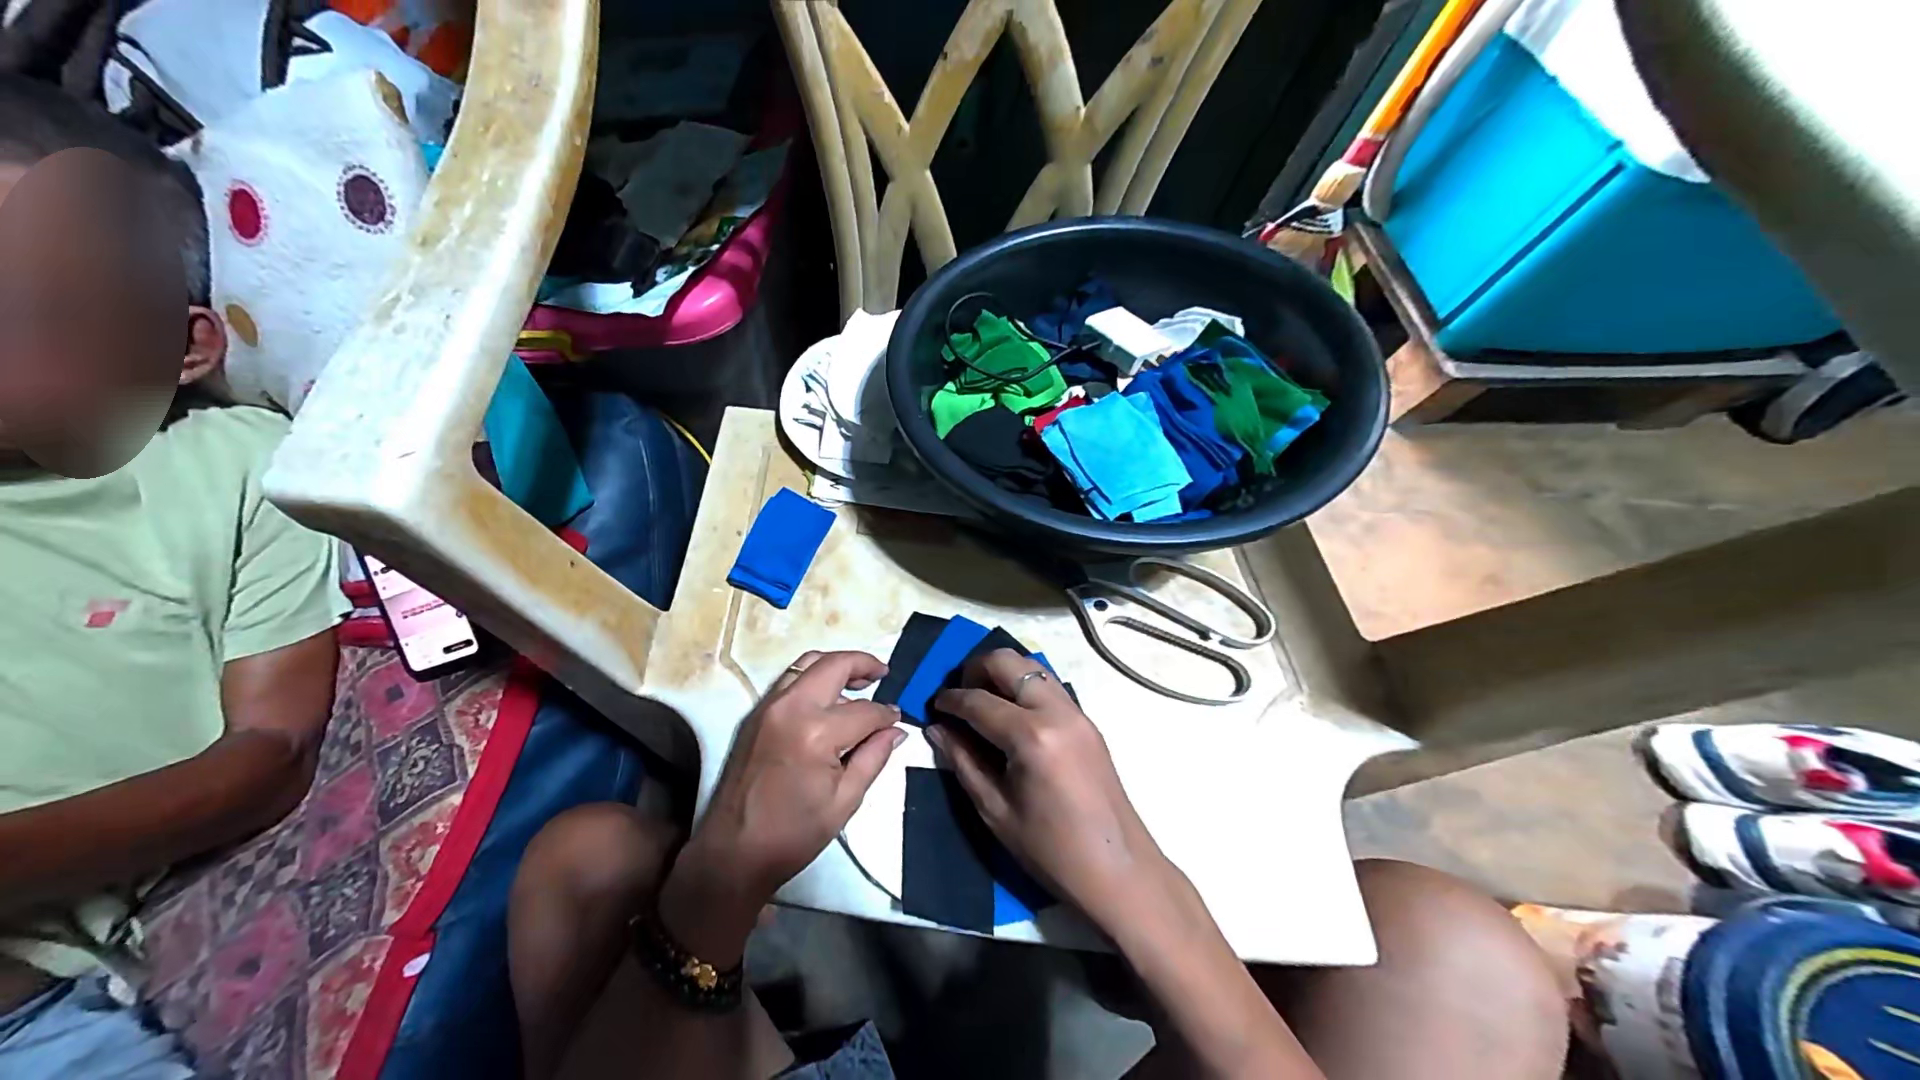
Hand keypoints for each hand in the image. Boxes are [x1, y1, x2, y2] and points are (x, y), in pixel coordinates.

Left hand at [661, 651, 904, 962]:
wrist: (731, 853)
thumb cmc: (792, 834)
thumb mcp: (845, 801)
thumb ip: (873, 757)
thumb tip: (895, 731)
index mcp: (816, 732)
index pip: (864, 711)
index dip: (886, 715)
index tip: (897, 721)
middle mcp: (791, 708)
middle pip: (834, 665)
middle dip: (864, 665)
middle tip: (882, 674)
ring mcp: (768, 707)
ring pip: (808, 663)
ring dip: (836, 666)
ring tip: (858, 682)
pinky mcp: (755, 714)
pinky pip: (790, 680)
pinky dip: (813, 678)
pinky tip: (828, 700)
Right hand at [928, 649, 1173, 931]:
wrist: (1118, 869)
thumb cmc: (1050, 850)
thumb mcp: (995, 810)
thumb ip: (963, 761)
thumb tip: (936, 728)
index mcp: (1031, 736)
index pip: (979, 701)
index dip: (949, 701)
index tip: (932, 706)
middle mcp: (1056, 711)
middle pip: (1008, 662)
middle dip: (975, 669)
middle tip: (957, 696)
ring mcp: (1077, 712)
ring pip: (1032, 666)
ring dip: (1002, 672)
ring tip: (981, 700)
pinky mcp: (1087, 721)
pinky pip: (1049, 685)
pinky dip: (1024, 685)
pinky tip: (1010, 712)